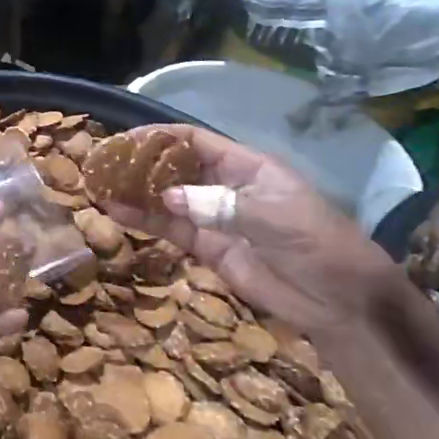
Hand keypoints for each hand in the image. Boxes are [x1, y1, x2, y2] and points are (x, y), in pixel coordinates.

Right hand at [102, 124, 407, 336]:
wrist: (340, 301)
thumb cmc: (316, 245)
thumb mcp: (273, 218)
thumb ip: (218, 204)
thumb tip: (168, 196)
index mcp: (245, 167)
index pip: (195, 141)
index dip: (160, 137)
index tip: (126, 140)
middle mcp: (223, 186)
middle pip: (173, 166)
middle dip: (139, 163)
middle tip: (103, 163)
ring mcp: (212, 216)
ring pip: (164, 198)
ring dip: (134, 192)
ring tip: (99, 186)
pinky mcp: (205, 246)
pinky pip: (168, 228)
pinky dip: (142, 220)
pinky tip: (115, 212)